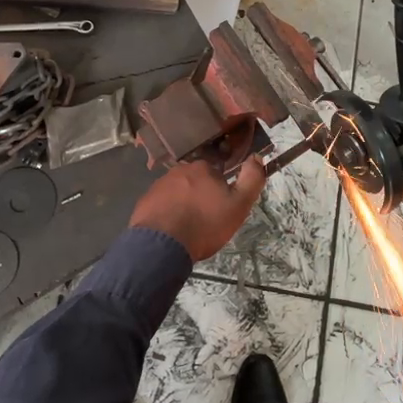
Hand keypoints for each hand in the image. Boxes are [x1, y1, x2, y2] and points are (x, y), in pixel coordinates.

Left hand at [129, 158, 265, 260]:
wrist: (162, 245)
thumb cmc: (205, 223)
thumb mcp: (239, 205)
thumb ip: (251, 180)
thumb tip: (257, 157)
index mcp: (203, 168)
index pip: (217, 175)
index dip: (222, 193)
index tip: (222, 211)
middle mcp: (179, 170)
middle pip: (196, 183)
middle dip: (201, 198)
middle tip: (206, 222)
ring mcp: (159, 185)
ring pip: (178, 193)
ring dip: (183, 206)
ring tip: (188, 229)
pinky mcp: (145, 201)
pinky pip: (161, 205)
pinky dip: (167, 214)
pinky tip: (171, 232)